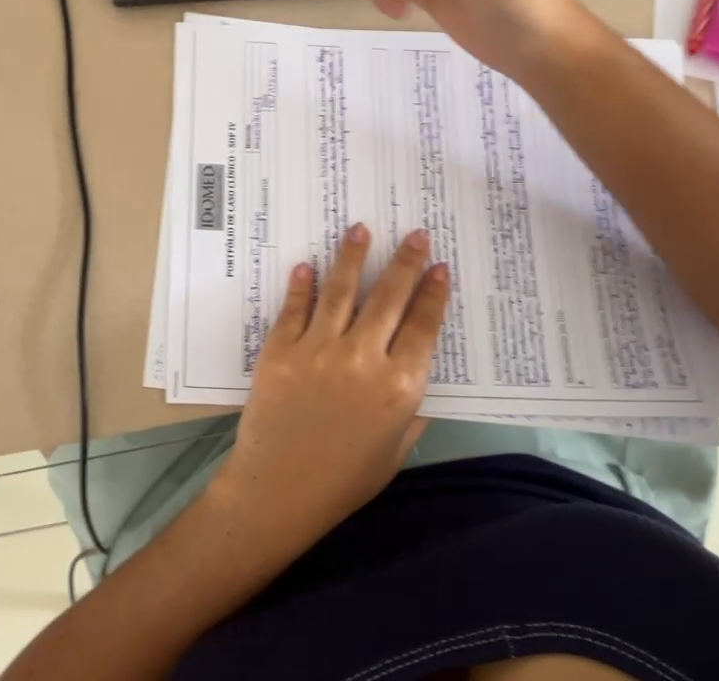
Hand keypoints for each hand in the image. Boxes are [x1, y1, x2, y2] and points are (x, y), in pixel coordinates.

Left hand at [210, 224, 449, 541]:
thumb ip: (412, 408)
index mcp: (400, 386)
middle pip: (389, 297)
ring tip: (360, 228)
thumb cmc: (346, 479)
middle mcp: (364, 359)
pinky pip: (295, 308)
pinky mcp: (281, 350)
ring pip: (341, 290)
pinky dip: (303, 284)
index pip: (423, 325)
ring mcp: (319, 350)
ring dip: (353, 256)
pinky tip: (307, 264)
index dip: (433, 293)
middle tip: (414, 234)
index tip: (439, 266)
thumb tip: (418, 369)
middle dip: (405, 262)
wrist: (280, 490)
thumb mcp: (397, 449)